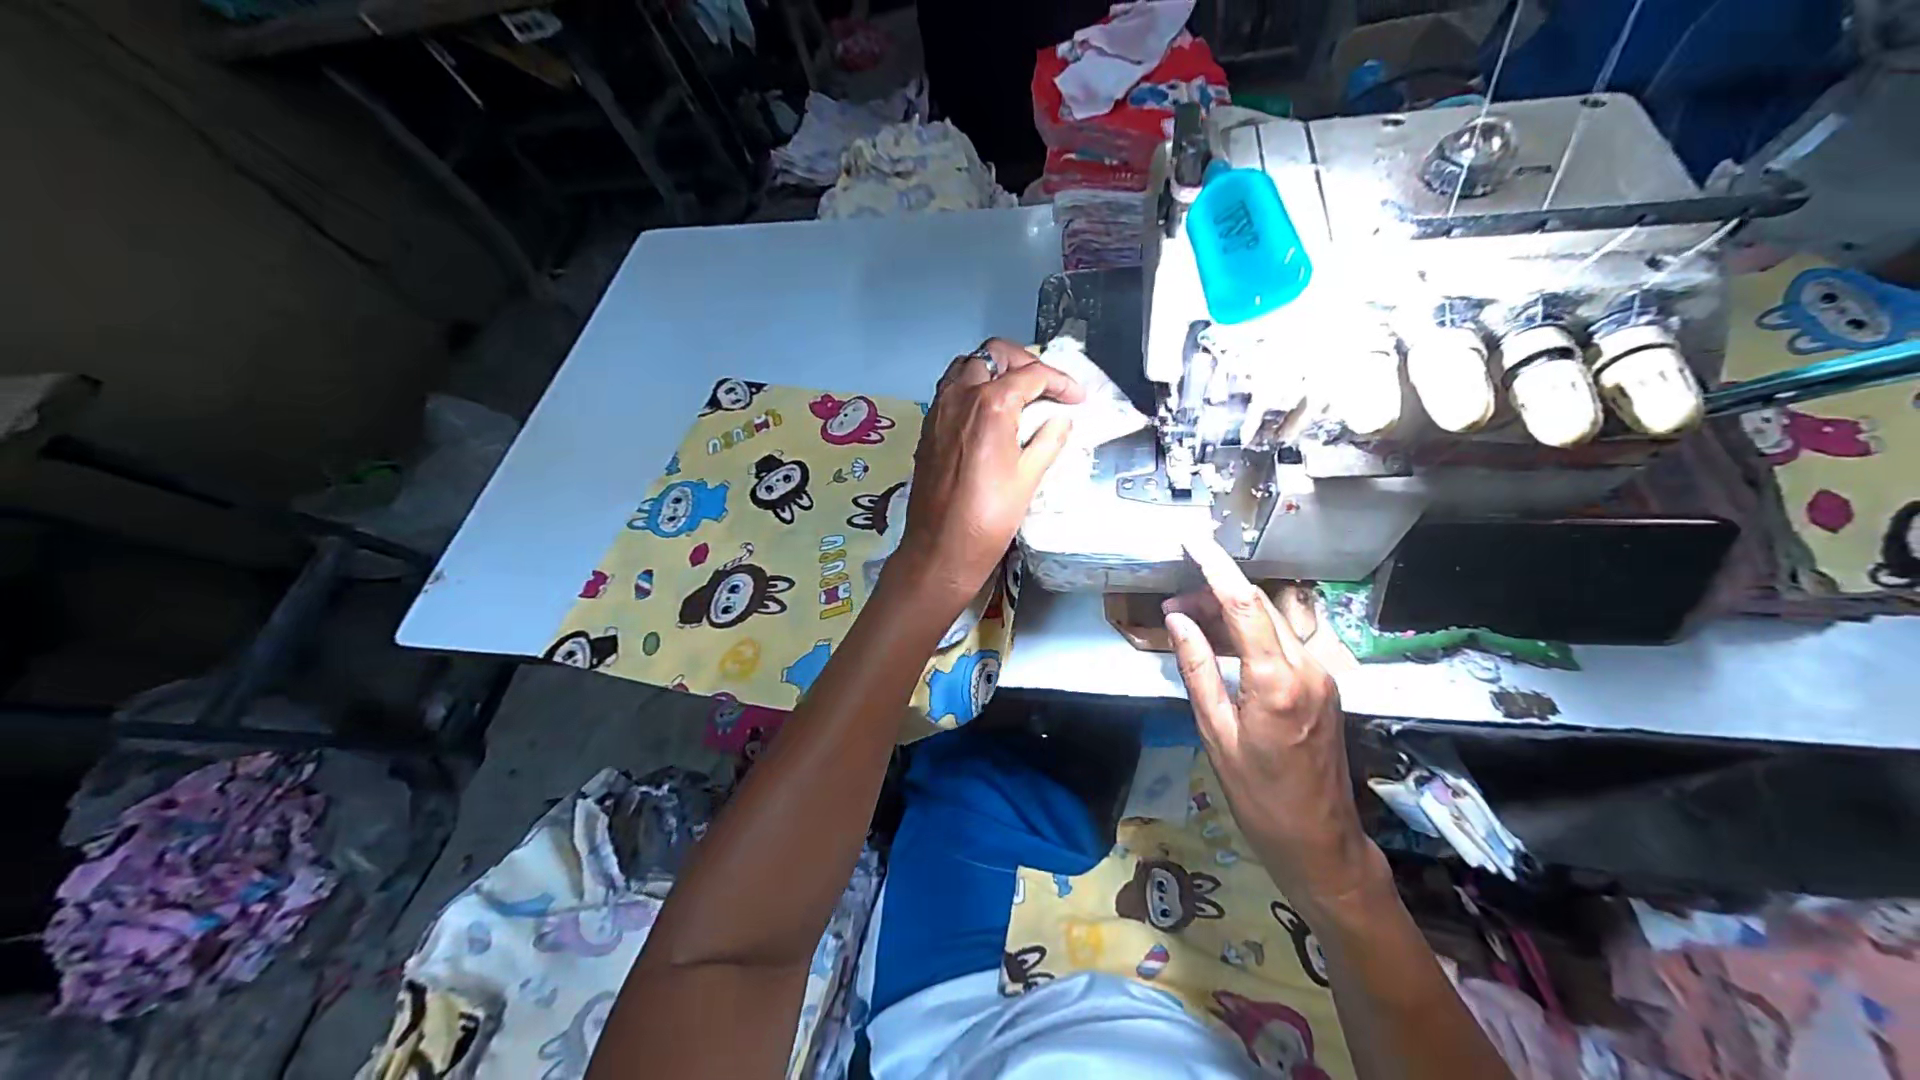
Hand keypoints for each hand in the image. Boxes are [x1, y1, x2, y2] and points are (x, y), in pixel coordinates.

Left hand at [890, 339, 1083, 612]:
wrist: (941, 548)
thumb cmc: (989, 518)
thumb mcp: (1029, 477)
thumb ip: (1049, 439)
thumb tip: (1061, 419)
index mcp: (990, 405)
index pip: (1031, 374)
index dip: (1060, 381)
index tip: (1077, 397)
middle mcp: (960, 397)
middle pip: (994, 354)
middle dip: (1024, 362)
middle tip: (1045, 385)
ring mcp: (939, 410)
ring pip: (966, 366)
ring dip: (994, 370)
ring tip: (1016, 394)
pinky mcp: (928, 427)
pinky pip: (950, 389)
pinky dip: (971, 388)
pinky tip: (987, 413)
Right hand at [1163, 537, 1380, 902]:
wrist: (1320, 840)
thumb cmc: (1258, 796)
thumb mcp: (1215, 732)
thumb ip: (1196, 669)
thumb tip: (1178, 621)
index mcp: (1276, 681)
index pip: (1243, 604)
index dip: (1215, 567)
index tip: (1192, 541)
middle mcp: (1307, 668)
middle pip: (1258, 607)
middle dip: (1215, 595)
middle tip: (1174, 611)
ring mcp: (1322, 675)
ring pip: (1272, 622)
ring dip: (1231, 615)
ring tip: (1191, 628)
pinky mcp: (1324, 686)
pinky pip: (1282, 643)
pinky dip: (1250, 635)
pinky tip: (1223, 650)